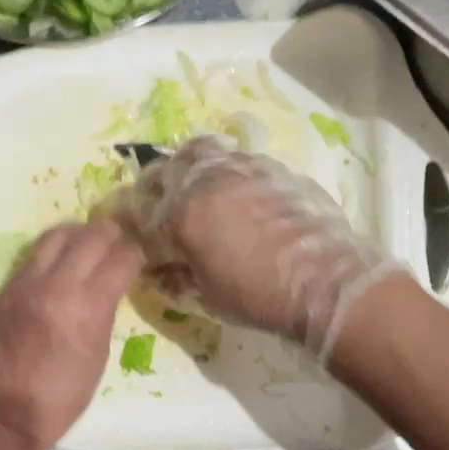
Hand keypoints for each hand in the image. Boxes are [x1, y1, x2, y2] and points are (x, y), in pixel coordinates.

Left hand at [0, 221, 142, 449]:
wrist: (7, 411)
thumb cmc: (63, 396)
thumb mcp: (99, 354)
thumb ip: (105, 312)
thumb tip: (109, 286)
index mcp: (87, 306)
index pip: (121, 258)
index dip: (135, 254)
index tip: (139, 259)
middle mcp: (57, 284)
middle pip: (91, 234)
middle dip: (111, 235)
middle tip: (117, 245)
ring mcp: (26, 283)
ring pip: (57, 234)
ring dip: (78, 235)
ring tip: (87, 248)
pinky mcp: (6, 289)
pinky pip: (34, 255)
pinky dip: (53, 253)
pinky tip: (60, 267)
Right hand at [107, 136, 407, 358]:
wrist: (326, 282)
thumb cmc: (258, 297)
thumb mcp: (206, 297)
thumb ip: (176, 278)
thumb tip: (159, 272)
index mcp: (181, 215)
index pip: (137, 211)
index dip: (125, 223)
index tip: (122, 231)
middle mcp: (206, 180)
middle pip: (164, 169)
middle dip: (152, 187)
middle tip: (155, 207)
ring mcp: (243, 167)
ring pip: (200, 152)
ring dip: (188, 168)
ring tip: (193, 188)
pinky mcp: (275, 168)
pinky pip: (238, 159)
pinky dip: (225, 172)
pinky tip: (234, 194)